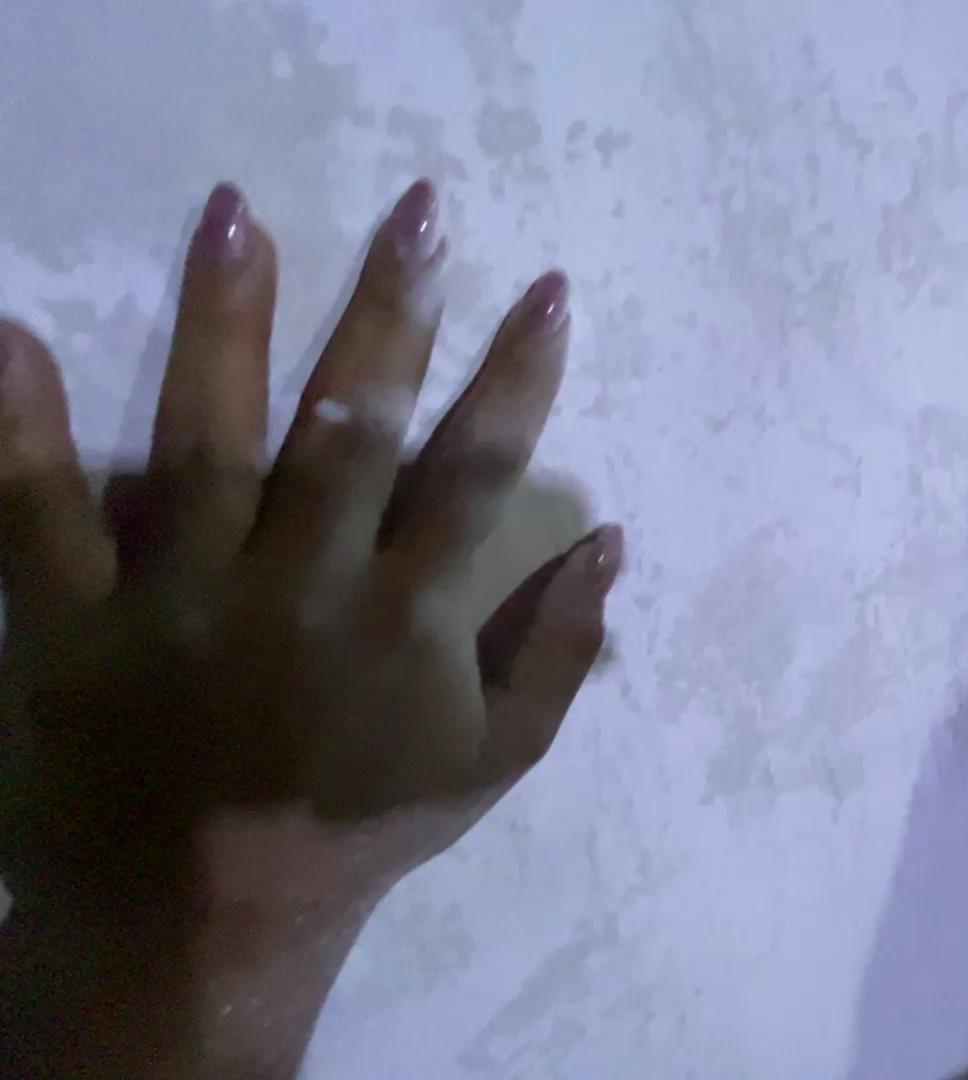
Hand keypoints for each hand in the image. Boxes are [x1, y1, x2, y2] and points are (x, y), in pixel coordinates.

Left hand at [0, 180, 619, 1076]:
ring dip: (225, 319)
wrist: (208, 912)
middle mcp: (303, 580)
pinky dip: (14, 424)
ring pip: (203, 437)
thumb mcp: (508, 749)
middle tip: (420, 211)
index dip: (518, 375)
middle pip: (354, 423)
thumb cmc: (378, 816)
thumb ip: (564, 643)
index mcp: (411, 612)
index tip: (546, 296)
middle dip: (396, 310)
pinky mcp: (71, 620)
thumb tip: (609, 541)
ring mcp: (179, 593)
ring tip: (239, 213)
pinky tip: (3, 326)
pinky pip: (34, 514)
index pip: (477, 468)